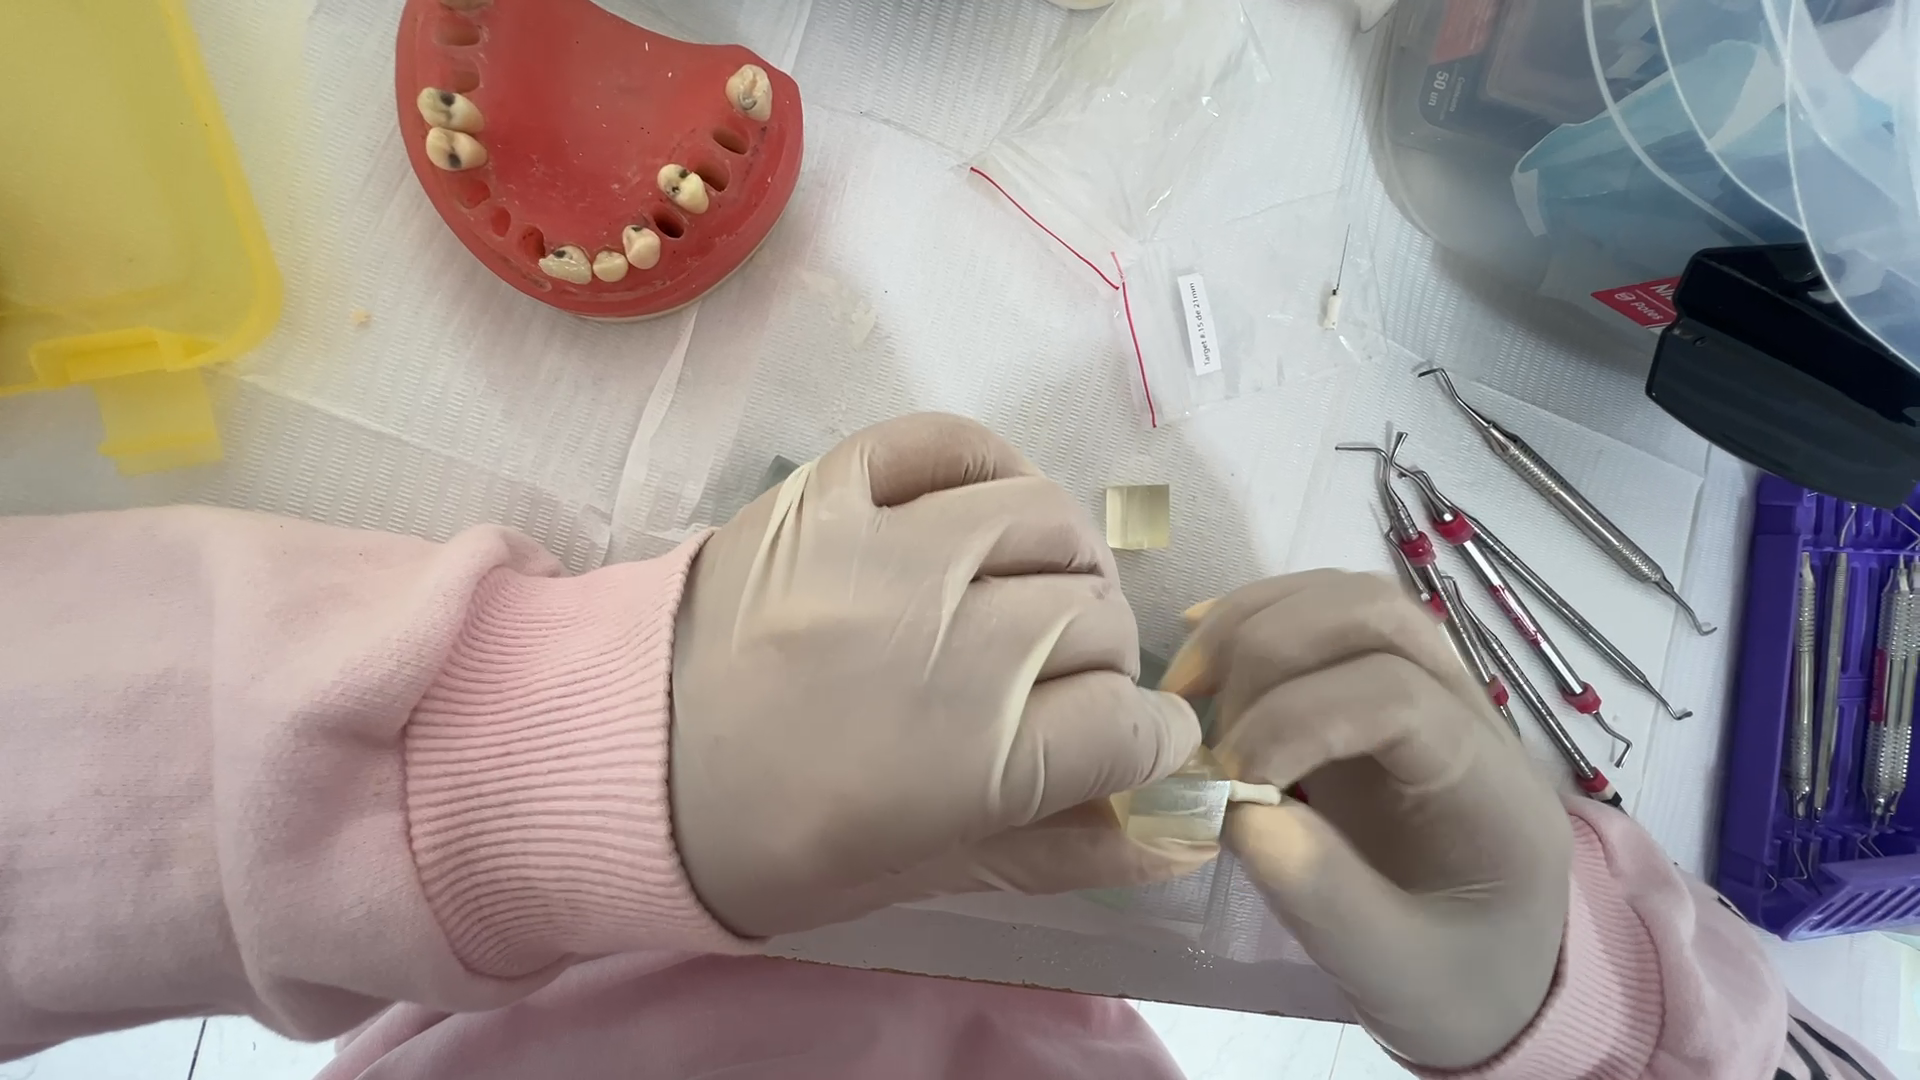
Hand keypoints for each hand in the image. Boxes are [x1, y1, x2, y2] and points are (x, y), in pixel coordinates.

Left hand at [670, 414, 1209, 937]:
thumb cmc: (772, 844)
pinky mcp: (825, 492)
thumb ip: (1060, 853)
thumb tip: (1177, 836)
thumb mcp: (920, 872)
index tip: (1136, 742)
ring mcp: (879, 549)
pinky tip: (985, 510)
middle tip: (1067, 682)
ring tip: (1035, 591)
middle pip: (1097, 621)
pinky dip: (989, 465)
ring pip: (1047, 517)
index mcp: (966, 763)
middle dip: (1106, 662)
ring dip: (1068, 563)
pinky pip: (944, 440)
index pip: (1126, 727)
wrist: (621, 761)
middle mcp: (939, 640)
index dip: (1149, 739)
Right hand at [1164, 571, 1571, 1068]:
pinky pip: (1316, 606)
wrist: (1488, 959)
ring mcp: (1422, 679)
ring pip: (1341, 593)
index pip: (1394, 695)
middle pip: (1371, 612)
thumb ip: (1321, 894)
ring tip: (1188, 678)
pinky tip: (1198, 638)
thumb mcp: (1394, 970)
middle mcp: (1466, 708)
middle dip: (1264, 647)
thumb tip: (1231, 804)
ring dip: (1249, 620)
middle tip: (1196, 710)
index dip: (1294, 720)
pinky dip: (1249, 612)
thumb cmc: (1449, 971)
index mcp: (1490, 786)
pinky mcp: (1372, 674)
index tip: (1231, 780)